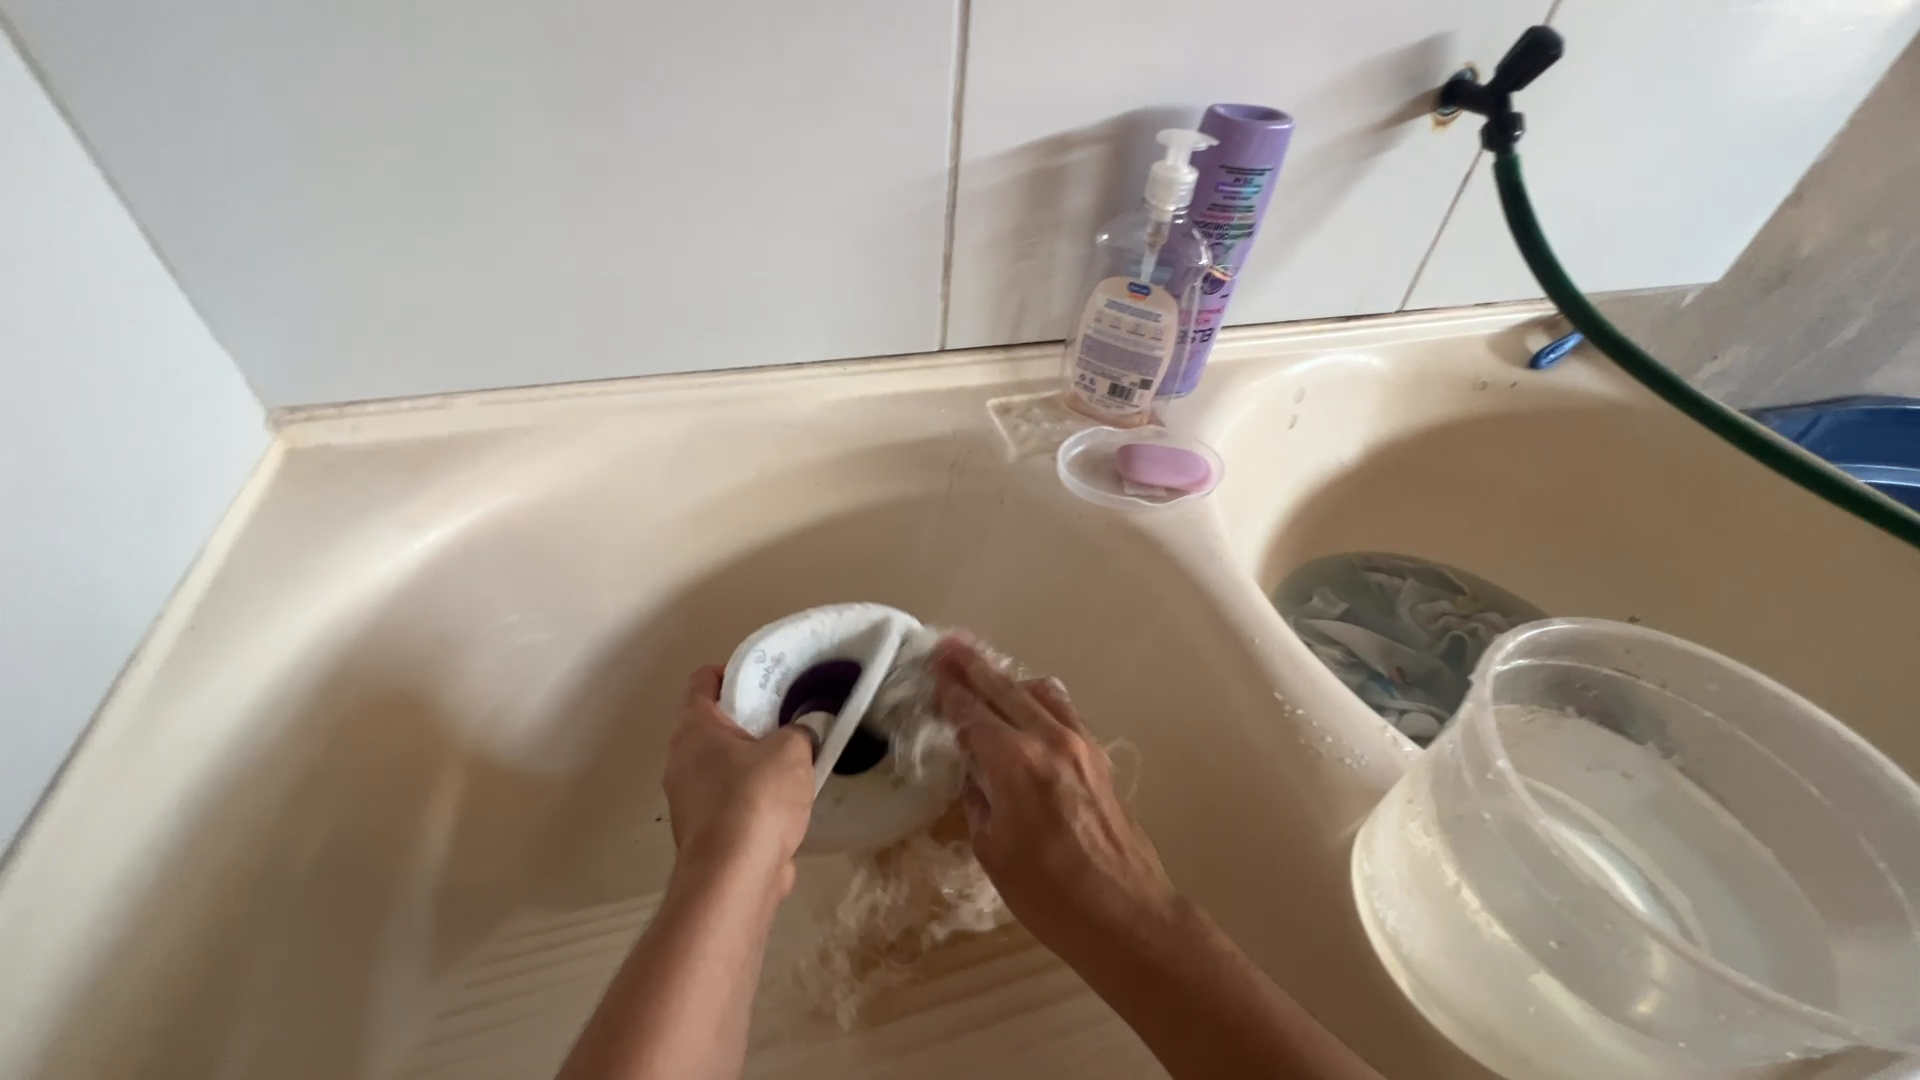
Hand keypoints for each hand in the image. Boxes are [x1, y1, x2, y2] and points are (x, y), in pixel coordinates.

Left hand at [663, 666, 816, 893]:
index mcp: (694, 729)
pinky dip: (752, 796)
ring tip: (793, 760)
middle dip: (749, 718)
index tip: (764, 675)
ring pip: (722, 765)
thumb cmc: (756, 798)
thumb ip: (800, 732)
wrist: (735, 876)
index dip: (731, 670)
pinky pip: (729, 799)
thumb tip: (801, 736)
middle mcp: (681, 760)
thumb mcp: (792, 750)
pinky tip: (785, 802)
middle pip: (714, 724)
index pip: (702, 681)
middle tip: (788, 716)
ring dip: (752, 760)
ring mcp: (688, 800)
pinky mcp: (704, 833)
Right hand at [932, 638, 1179, 954]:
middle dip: (973, 667)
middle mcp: (1050, 739)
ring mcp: (1081, 744)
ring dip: (1008, 678)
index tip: (933, 669)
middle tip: (948, 646)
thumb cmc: (1049, 893)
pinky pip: (1062, 710)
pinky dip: (1036, 698)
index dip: (950, 691)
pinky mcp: (1099, 756)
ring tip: (983, 670)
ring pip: (1040, 692)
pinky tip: (1025, 704)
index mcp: (1016, 761)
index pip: (974, 714)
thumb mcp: (993, 851)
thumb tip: (975, 777)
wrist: (1127, 915)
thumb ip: (978, 802)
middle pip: (1006, 689)